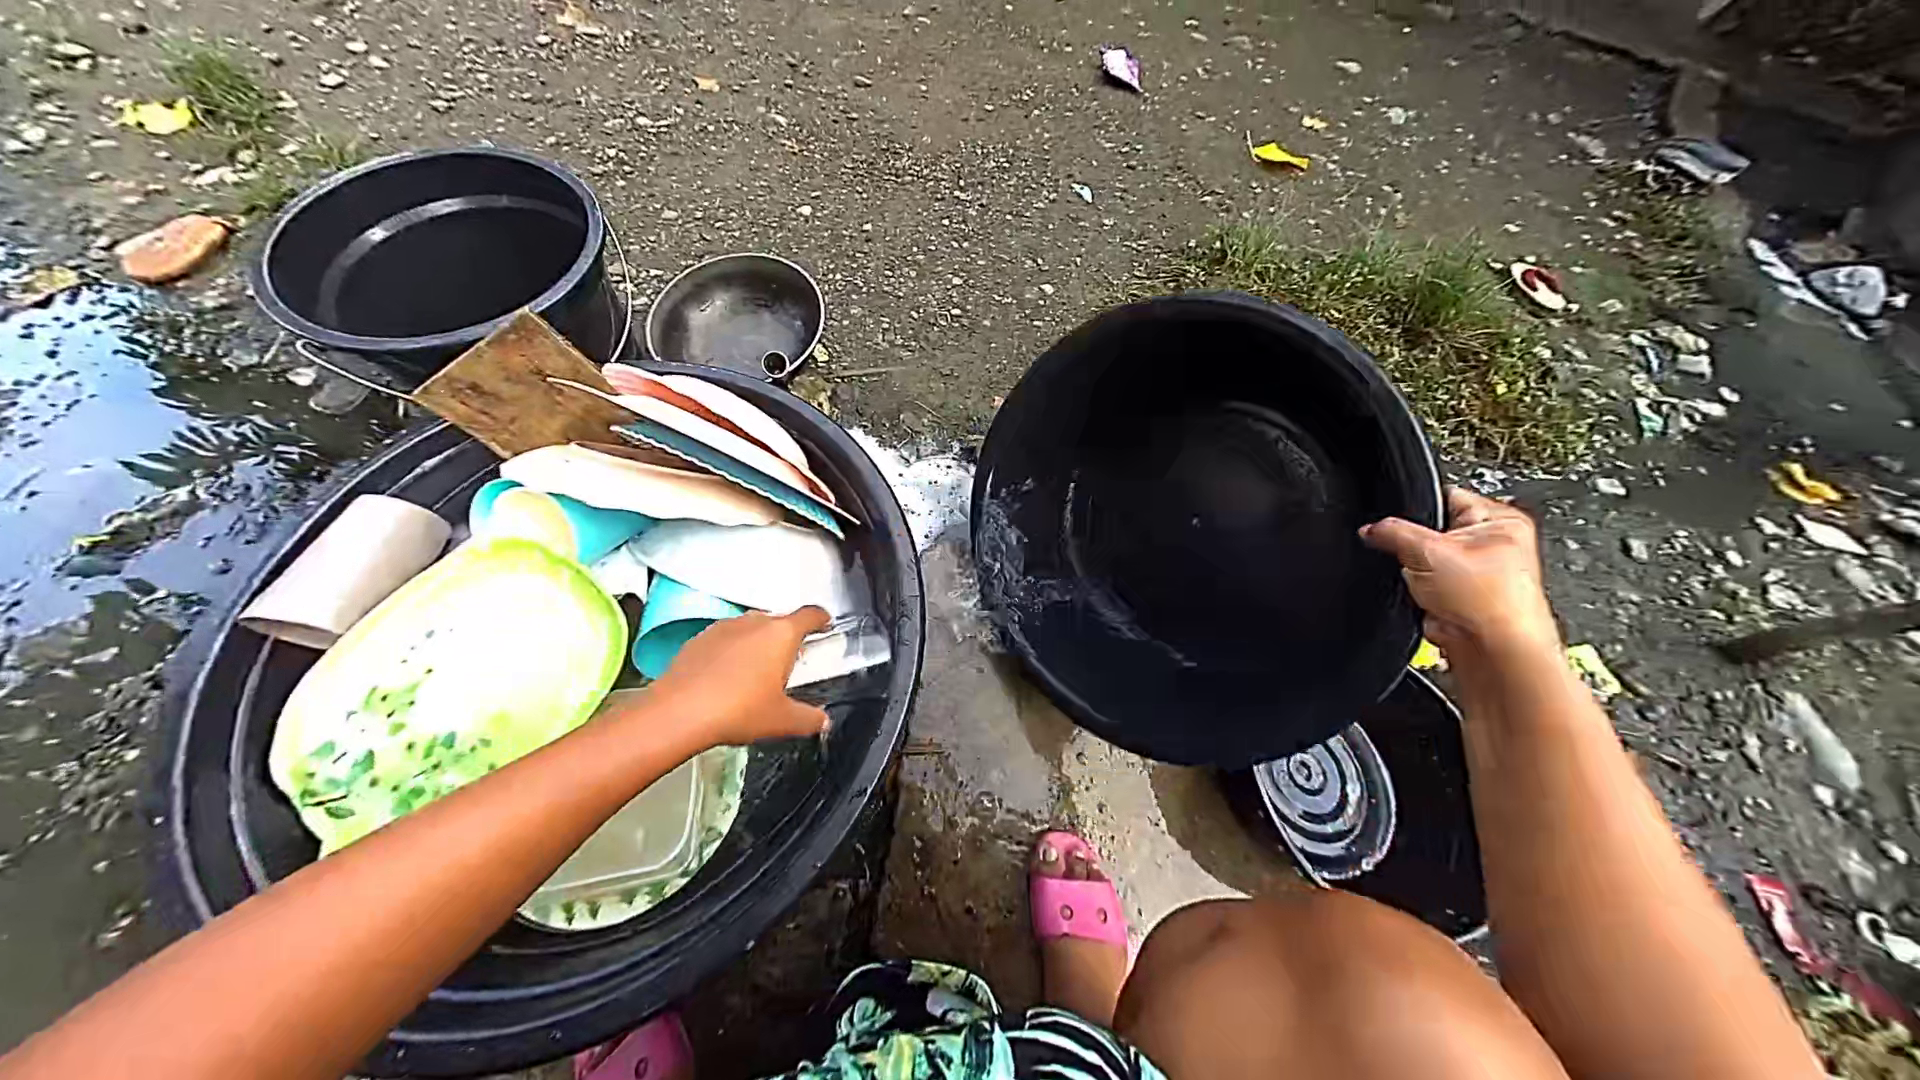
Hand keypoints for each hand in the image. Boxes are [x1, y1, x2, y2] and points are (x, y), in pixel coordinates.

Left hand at [647, 608, 831, 745]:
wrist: (679, 713)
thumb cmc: (735, 709)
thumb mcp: (783, 720)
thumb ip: (810, 717)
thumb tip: (820, 720)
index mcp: (782, 634)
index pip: (810, 615)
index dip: (821, 619)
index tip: (824, 623)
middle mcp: (754, 623)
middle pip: (779, 622)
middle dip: (786, 640)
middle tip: (789, 665)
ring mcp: (724, 628)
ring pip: (750, 630)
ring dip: (756, 645)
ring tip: (756, 676)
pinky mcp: (698, 640)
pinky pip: (723, 641)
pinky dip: (730, 654)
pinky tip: (726, 680)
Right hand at [1359, 487, 1558, 656]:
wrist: (1491, 649)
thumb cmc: (1489, 602)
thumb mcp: (1427, 551)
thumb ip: (1391, 532)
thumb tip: (1369, 529)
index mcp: (1500, 519)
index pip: (1445, 496)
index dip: (1416, 507)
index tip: (1397, 522)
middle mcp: (1492, 542)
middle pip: (1429, 528)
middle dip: (1413, 544)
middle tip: (1418, 558)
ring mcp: (1475, 570)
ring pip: (1423, 558)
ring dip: (1415, 570)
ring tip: (1427, 582)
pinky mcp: (1458, 594)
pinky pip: (1423, 581)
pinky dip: (1418, 588)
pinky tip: (1426, 595)